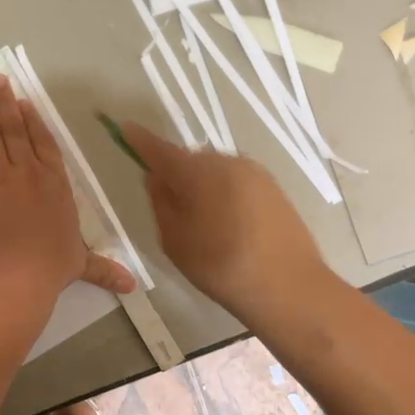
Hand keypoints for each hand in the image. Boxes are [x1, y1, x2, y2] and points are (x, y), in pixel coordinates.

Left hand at [0, 75, 135, 300]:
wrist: (17, 270)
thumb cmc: (52, 264)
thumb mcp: (81, 263)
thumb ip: (103, 268)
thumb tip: (130, 285)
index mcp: (56, 183)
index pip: (44, 144)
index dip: (34, 121)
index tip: (24, 102)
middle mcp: (27, 173)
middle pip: (16, 131)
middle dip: (6, 104)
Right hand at [121, 121, 328, 316]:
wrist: (288, 285)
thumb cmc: (220, 265)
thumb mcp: (174, 239)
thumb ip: (160, 201)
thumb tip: (157, 177)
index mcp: (197, 172)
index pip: (160, 149)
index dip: (141, 141)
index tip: (126, 129)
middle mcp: (227, 162)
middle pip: (190, 158)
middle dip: (175, 172)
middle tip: (168, 206)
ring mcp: (255, 172)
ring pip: (214, 170)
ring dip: (201, 184)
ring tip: (201, 221)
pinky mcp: (273, 187)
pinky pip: (235, 181)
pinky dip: (223, 193)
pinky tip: (226, 224)